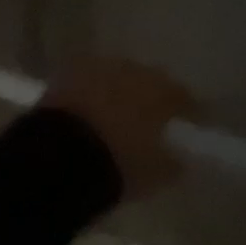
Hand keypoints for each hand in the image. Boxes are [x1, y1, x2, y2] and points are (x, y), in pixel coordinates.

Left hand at [43, 57, 197, 199]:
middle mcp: (132, 71)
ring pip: (112, 78)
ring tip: (108, 114)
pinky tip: (81, 111)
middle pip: (146, 82)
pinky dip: (84, 96)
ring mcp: (94, 70)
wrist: (56, 157)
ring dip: (113, 92)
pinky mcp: (61, 78)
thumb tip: (177, 160)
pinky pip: (80, 83)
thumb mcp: (152, 174)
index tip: (188, 121)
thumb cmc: (115, 165)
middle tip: (143, 117)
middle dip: (146, 97)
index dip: (187, 110)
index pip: (183, 97)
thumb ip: (171, 164)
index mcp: (162, 91)